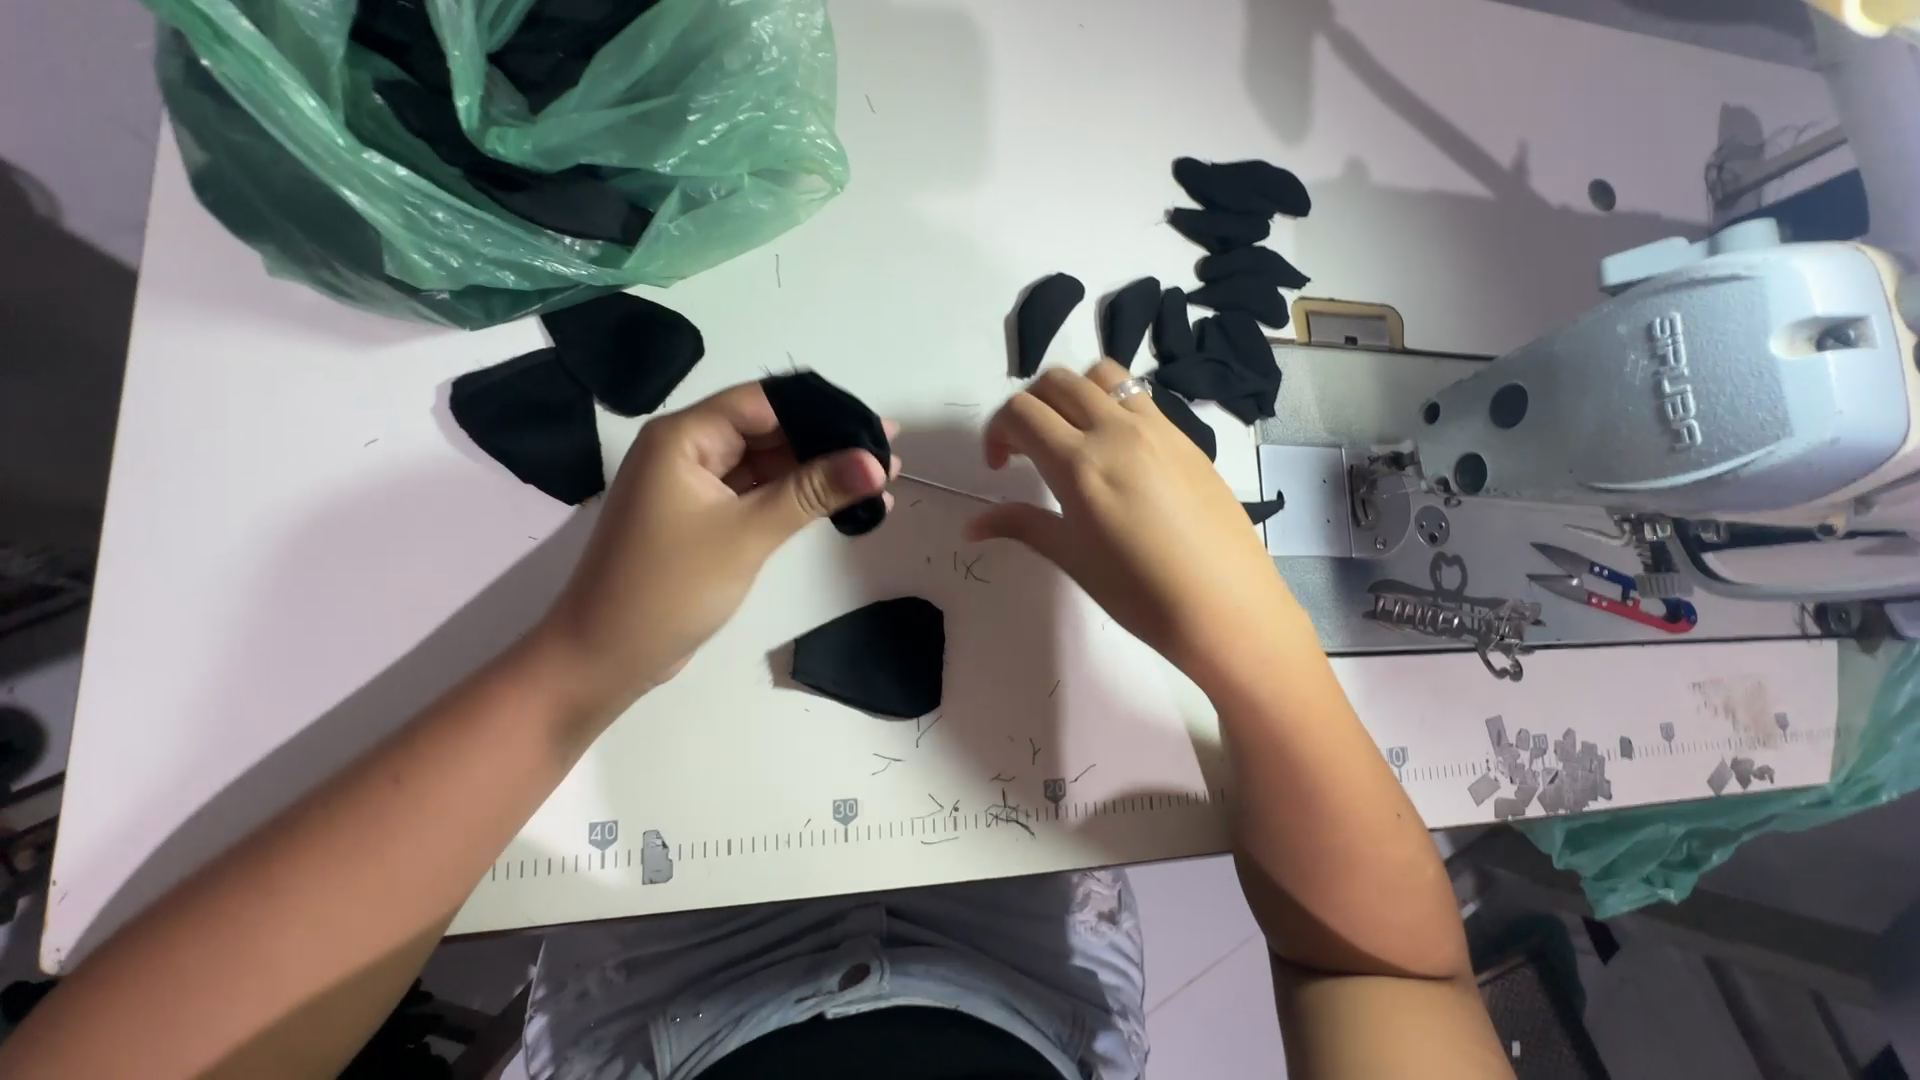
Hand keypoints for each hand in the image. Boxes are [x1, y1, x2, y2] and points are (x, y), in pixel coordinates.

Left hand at [533, 382, 898, 722]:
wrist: (605, 657)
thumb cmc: (667, 588)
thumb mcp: (747, 533)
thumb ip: (813, 492)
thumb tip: (876, 462)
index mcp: (683, 436)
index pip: (763, 402)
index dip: (823, 409)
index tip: (876, 426)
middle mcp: (688, 451)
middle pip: (768, 430)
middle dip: (827, 442)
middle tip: (888, 454)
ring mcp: (695, 487)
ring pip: (767, 465)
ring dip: (816, 473)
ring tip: (880, 480)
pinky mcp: (704, 519)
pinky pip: (758, 495)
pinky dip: (796, 500)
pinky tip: (842, 507)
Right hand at [966, 361, 1294, 684]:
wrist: (1226, 607)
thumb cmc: (1141, 594)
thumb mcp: (1074, 557)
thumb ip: (1022, 525)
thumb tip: (971, 526)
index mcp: (1079, 464)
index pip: (1021, 413)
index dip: (997, 432)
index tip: (1000, 466)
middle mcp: (1116, 431)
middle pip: (1056, 382)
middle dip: (1029, 407)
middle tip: (1028, 450)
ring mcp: (1156, 429)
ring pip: (1102, 375)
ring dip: (1074, 393)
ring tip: (1073, 435)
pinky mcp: (1186, 437)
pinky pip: (1139, 397)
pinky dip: (1113, 403)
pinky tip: (1117, 451)